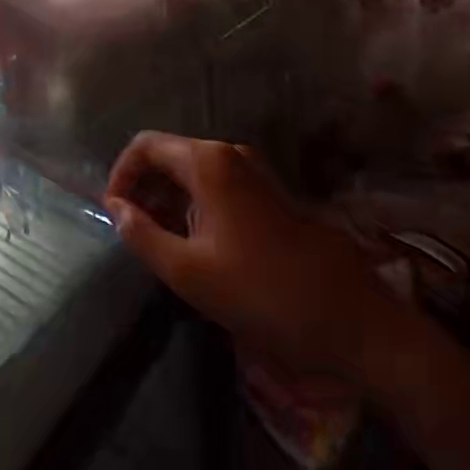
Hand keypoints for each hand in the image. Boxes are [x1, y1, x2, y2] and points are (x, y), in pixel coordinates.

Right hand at [104, 131, 417, 384]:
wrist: (356, 324)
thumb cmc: (263, 293)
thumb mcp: (187, 271)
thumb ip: (141, 235)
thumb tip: (116, 209)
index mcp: (208, 163)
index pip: (145, 146)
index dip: (121, 173)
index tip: (113, 210)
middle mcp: (231, 155)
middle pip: (169, 155)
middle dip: (143, 186)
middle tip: (131, 227)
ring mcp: (257, 173)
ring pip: (193, 171)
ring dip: (168, 197)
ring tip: (158, 237)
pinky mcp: (273, 195)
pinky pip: (218, 185)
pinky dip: (194, 203)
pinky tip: (196, 242)